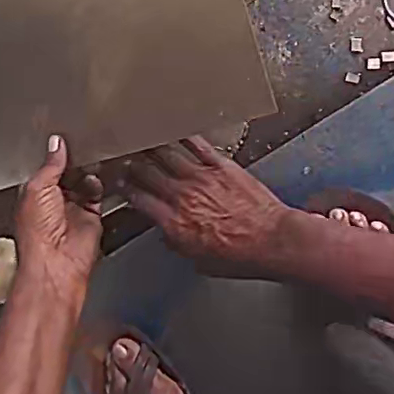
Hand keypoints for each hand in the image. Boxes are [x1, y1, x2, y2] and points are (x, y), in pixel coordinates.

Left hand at [14, 135, 102, 294]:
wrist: (57, 262)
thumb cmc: (37, 235)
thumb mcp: (37, 188)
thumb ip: (50, 165)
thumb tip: (56, 144)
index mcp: (32, 195)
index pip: (44, 169)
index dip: (51, 155)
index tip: (60, 139)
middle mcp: (52, 202)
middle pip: (66, 174)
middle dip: (71, 162)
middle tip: (78, 145)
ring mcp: (72, 209)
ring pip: (83, 182)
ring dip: (87, 171)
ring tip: (90, 157)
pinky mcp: (91, 216)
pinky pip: (98, 194)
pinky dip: (99, 184)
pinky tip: (98, 175)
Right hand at [124, 137, 295, 276]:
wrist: (272, 240)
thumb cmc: (241, 256)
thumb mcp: (199, 260)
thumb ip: (177, 243)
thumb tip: (165, 232)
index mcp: (174, 223)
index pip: (140, 199)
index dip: (126, 189)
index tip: (121, 184)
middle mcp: (183, 197)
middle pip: (148, 173)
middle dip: (133, 165)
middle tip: (127, 158)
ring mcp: (201, 177)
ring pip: (167, 155)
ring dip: (152, 147)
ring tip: (144, 141)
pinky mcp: (221, 165)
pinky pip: (196, 145)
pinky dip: (183, 137)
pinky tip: (175, 132)